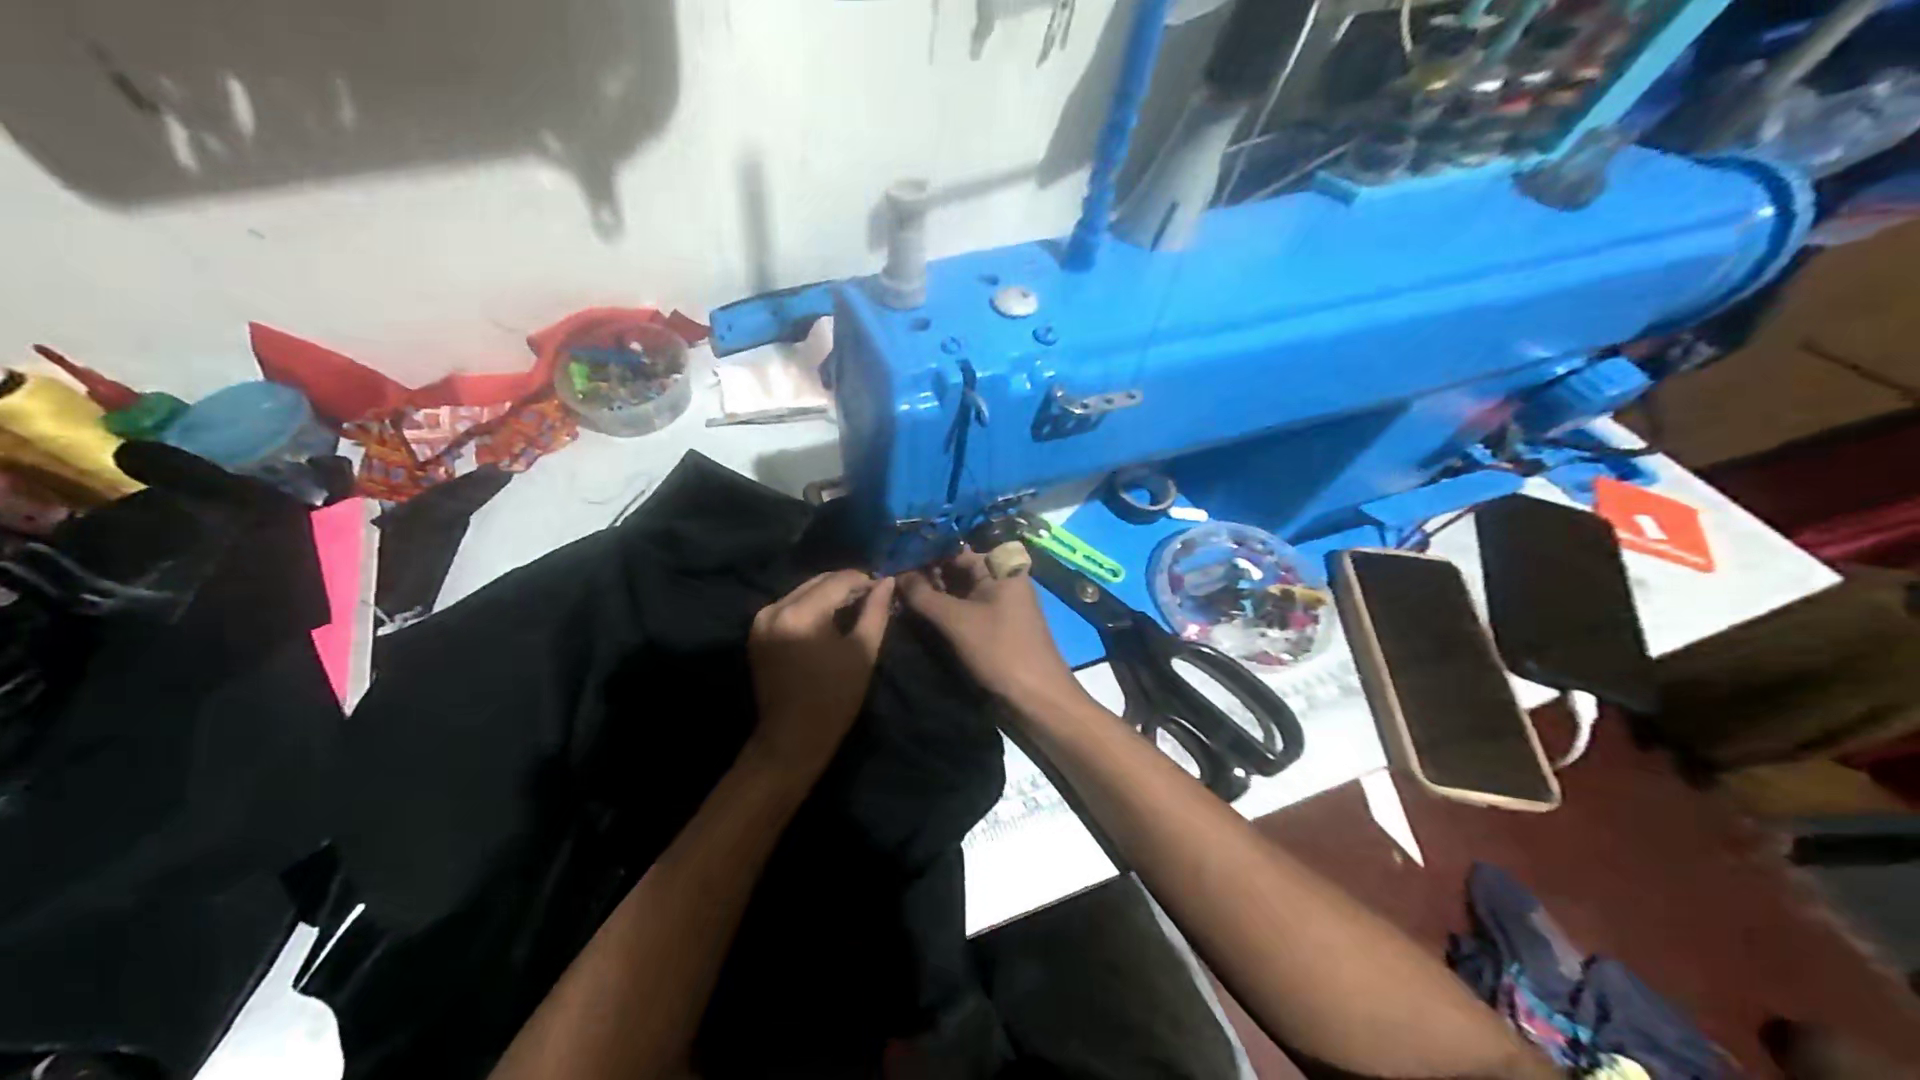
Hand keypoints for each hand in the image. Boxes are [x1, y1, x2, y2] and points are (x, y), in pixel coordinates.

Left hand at [745, 570, 895, 776]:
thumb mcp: (863, 652)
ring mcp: (761, 620)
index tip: (883, 586)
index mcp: (800, 613)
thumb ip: (876, 611)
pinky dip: (811, 607)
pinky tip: (830, 618)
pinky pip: (790, 606)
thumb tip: (887, 581)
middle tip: (872, 595)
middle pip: (818, 582)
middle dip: (846, 585)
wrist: (793, 737)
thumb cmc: (835, 697)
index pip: (838, 581)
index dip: (864, 580)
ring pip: (803, 591)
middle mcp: (775, 608)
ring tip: (854, 606)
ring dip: (828, 594)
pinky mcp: (757, 631)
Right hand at [899, 549, 1085, 713]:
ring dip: (931, 591)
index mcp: (1000, 566)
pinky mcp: (994, 622)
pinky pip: (964, 606)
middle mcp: (1001, 576)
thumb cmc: (1000, 650)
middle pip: (956, 568)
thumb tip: (895, 573)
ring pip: (958, 588)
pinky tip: (916, 609)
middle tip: (888, 575)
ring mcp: (998, 600)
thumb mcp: (956, 621)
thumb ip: (923, 595)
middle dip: (924, 572)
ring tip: (895, 591)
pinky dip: (943, 607)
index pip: (954, 549)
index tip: (892, 556)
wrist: (1037, 697)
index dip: (923, 552)